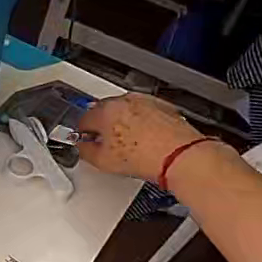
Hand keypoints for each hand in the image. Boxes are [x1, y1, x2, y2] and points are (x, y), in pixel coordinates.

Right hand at [73, 93, 209, 182]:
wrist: (179, 156)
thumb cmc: (145, 156)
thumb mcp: (101, 161)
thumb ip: (84, 150)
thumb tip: (83, 146)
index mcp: (104, 111)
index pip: (83, 120)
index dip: (82, 134)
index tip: (87, 142)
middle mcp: (124, 101)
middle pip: (103, 111)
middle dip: (102, 126)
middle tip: (107, 145)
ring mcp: (145, 101)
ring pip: (125, 110)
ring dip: (122, 123)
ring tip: (128, 144)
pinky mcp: (163, 106)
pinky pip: (144, 112)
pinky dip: (141, 122)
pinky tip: (144, 139)